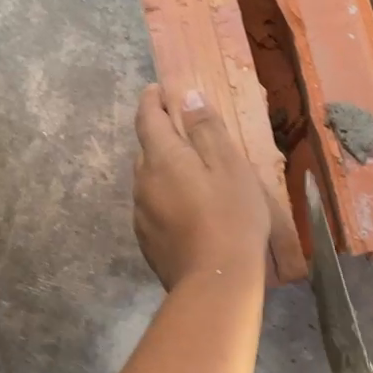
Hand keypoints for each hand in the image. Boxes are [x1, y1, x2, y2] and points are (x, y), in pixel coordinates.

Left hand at [132, 84, 271, 287]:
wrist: (216, 282)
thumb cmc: (230, 216)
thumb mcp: (229, 165)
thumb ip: (205, 129)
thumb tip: (185, 97)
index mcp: (161, 158)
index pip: (147, 118)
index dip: (152, 100)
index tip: (159, 89)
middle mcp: (142, 182)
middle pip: (146, 149)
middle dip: (161, 135)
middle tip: (186, 131)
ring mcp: (141, 214)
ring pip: (149, 179)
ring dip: (164, 169)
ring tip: (192, 173)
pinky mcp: (147, 240)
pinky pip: (153, 206)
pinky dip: (166, 197)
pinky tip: (189, 210)